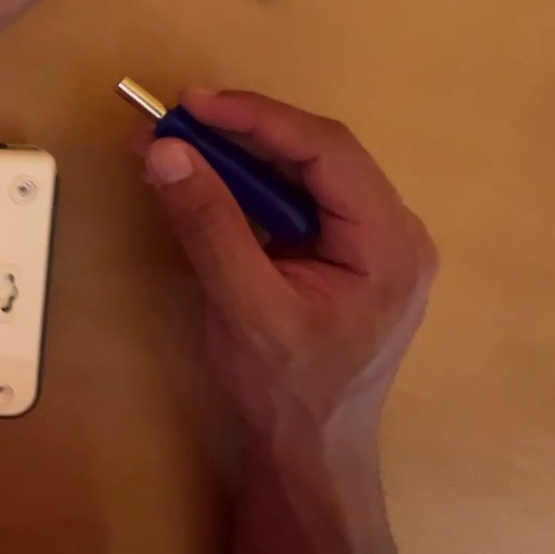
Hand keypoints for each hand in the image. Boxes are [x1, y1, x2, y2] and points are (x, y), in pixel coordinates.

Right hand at [141, 90, 437, 448]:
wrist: (308, 450)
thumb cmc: (286, 386)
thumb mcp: (242, 303)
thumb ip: (207, 223)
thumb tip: (165, 150)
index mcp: (389, 241)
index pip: (326, 150)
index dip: (257, 117)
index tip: (191, 103)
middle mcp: (389, 229)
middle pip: (314, 152)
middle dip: (240, 131)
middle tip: (174, 120)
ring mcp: (365, 239)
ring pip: (298, 170)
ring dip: (234, 153)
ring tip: (174, 144)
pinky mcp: (334, 250)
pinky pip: (288, 196)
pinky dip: (240, 182)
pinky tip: (199, 179)